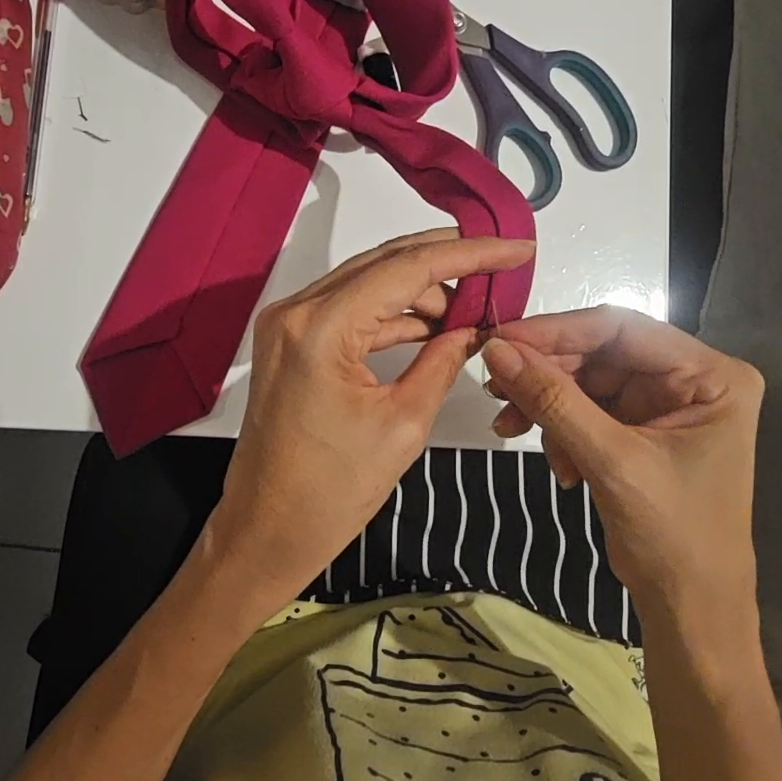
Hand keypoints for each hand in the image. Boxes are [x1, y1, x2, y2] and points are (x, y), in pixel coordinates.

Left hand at [206, 230, 536, 604]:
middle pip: (383, 263)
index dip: (468, 253)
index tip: (516, 248)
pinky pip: (350, 311)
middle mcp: (296, 310)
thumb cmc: (332, 493)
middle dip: (446, 262)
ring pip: (368, 283)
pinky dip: (392, 316)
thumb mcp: (403, 424)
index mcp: (320, 328)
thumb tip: (476, 328)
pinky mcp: (290, 341)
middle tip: (501, 270)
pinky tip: (434, 328)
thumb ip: (443, 362)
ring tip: (474, 309)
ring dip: (420, 292)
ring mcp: (288, 323)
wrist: (265, 532)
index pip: (405, 268)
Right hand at [478, 308, 764, 649]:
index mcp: (711, 375)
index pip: (621, 328)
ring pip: (585, 382)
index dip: (556, 332)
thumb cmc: (672, 535)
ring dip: (546, 407)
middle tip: (494, 389)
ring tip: (511, 431)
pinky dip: (559, 430)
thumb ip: (552, 400)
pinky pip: (585, 410)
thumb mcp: (610, 461)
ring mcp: (664, 404)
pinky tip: (557, 466)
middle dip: (546, 376)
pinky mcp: (639, 429)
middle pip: (599, 354)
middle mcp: (691, 379)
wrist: (690, 608)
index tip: (499, 340)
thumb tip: (494, 349)